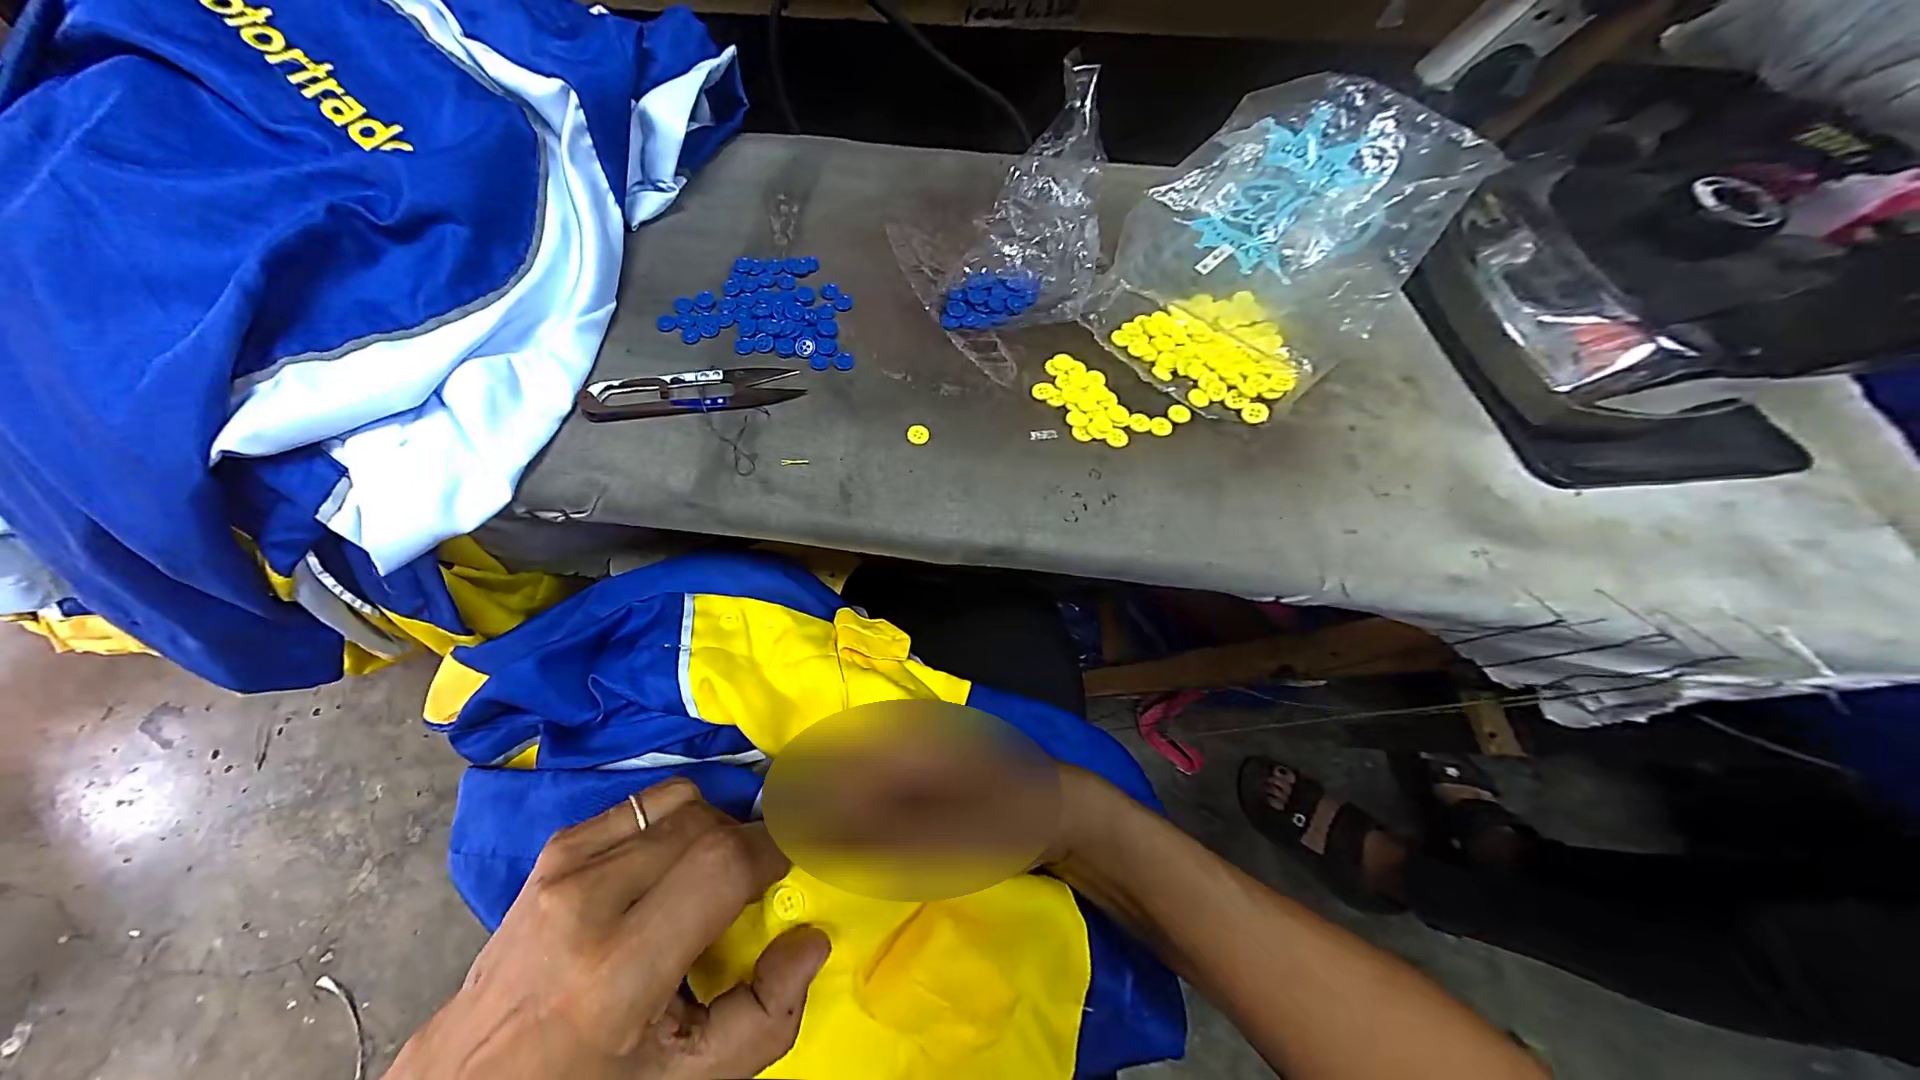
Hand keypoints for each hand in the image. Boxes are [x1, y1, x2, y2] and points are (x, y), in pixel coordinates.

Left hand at [385, 779, 829, 1079]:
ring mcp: (564, 866)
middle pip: (707, 824)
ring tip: (711, 875)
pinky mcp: (557, 848)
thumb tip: (811, 937)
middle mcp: (586, 902)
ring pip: (682, 801)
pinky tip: (671, 865)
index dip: (777, 848)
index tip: (800, 860)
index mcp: (617, 970)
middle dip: (749, 842)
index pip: (723, 863)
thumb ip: (766, 1017)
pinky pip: (647, 801)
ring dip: (715, 827)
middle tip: (756, 883)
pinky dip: (678, 820)